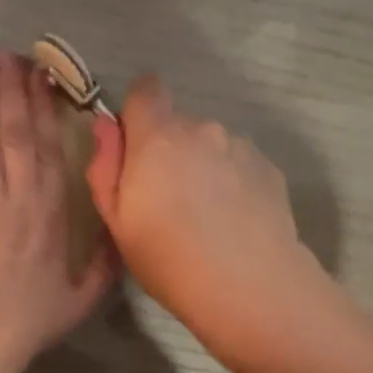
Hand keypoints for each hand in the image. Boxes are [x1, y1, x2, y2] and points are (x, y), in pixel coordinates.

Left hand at [0, 53, 115, 359]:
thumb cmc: (30, 325)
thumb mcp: (82, 297)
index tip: (42, 78)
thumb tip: (123, 228)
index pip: (49, 148)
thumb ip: (105, 262)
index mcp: (52, 213)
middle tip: (9, 58)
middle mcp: (19, 199)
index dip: (44, 108)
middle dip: (13, 91)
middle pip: (16, 133)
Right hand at [85, 76, 329, 347]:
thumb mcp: (116, 222)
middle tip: (160, 203)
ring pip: (208, 145)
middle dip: (164, 151)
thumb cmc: (166, 258)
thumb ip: (105, 167)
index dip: (135, 114)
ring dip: (198, 168)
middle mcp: (202, 129)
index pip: (145, 89)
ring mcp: (240, 146)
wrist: (245, 283)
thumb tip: (104, 127)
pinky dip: (226, 183)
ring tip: (198, 218)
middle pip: (176, 124)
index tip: (131, 151)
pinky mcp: (267, 167)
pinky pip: (235, 164)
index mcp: (158, 139)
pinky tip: (225, 223)